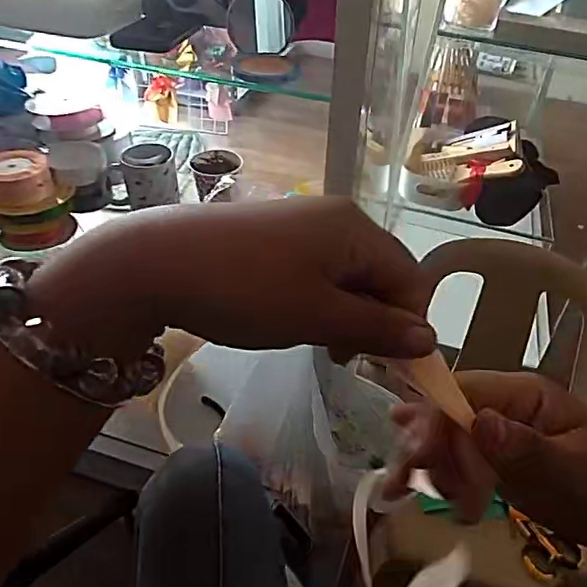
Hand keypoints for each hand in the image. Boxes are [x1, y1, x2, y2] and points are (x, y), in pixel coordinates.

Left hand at [28, 197, 436, 361]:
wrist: (157, 262)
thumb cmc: (245, 290)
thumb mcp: (317, 316)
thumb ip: (376, 329)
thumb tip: (429, 339)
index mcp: (355, 228)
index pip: (410, 278)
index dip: (408, 326)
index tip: (388, 369)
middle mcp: (336, 216)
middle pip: (380, 273)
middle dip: (375, 320)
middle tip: (345, 358)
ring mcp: (303, 222)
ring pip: (347, 275)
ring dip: (346, 313)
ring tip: (319, 343)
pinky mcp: (275, 234)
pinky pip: (317, 269)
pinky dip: (317, 299)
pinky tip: (292, 318)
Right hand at [391, 371, 586, 566]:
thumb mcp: (577, 473)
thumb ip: (526, 449)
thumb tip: (478, 422)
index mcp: (525, 392)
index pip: (465, 391)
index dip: (434, 419)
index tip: (416, 456)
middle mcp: (504, 402)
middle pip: (447, 411)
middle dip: (423, 443)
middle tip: (404, 483)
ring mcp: (498, 430)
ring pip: (444, 434)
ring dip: (423, 460)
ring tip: (403, 491)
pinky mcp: (495, 457)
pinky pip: (456, 457)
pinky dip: (434, 472)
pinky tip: (410, 484)